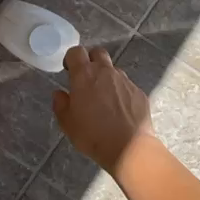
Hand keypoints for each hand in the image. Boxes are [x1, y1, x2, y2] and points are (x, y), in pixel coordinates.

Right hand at [51, 45, 151, 171]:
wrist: (128, 148)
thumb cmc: (92, 134)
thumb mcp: (67, 123)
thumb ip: (60, 104)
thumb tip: (60, 93)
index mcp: (84, 75)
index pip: (76, 52)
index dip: (71, 58)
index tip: (69, 70)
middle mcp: (106, 72)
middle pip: (98, 53)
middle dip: (91, 60)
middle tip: (87, 79)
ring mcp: (125, 81)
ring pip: (114, 70)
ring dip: (107, 78)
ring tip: (105, 99)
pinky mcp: (139, 93)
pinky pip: (127, 86)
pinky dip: (121, 93)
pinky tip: (120, 111)